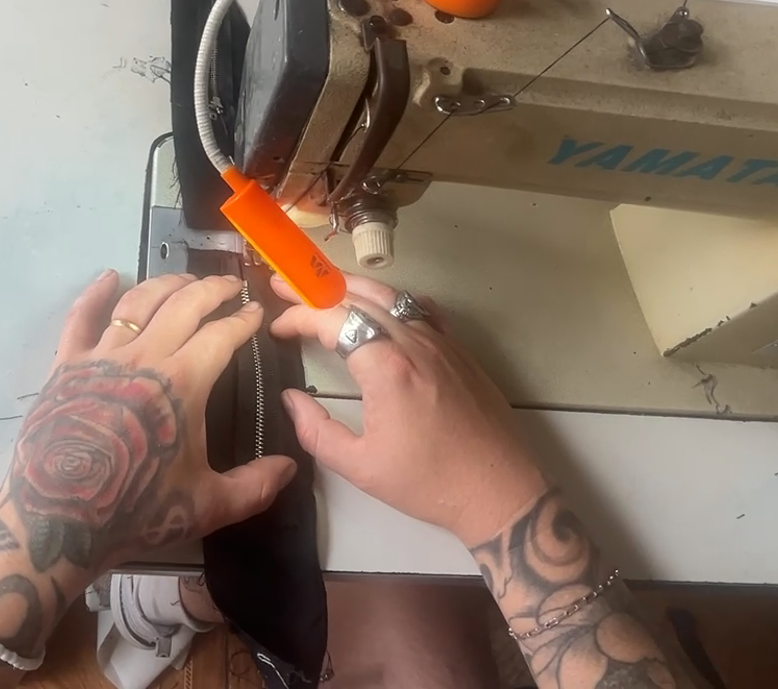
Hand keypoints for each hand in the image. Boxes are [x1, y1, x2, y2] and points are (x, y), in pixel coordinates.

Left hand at [0, 272, 297, 680]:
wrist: (56, 522)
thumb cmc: (135, 509)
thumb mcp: (206, 505)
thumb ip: (254, 485)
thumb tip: (292, 467)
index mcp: (183, 381)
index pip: (223, 334)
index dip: (245, 319)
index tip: (257, 310)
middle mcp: (145, 354)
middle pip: (184, 304)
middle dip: (213, 288)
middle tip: (229, 284)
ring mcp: (103, 354)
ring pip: (139, 301)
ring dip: (166, 283)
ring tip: (184, 280)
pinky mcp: (67, 363)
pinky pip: (81, 317)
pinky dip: (96, 293)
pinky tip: (108, 276)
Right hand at [270, 272, 546, 545]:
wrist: (500, 491)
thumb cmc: (429, 483)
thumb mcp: (360, 467)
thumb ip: (315, 430)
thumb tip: (290, 397)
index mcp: (386, 366)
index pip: (331, 319)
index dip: (297, 317)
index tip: (277, 328)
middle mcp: (412, 340)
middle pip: (356, 297)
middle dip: (314, 290)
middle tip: (283, 287)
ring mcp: (439, 339)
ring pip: (388, 293)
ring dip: (349, 286)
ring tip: (321, 286)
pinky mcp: (456, 346)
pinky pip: (418, 306)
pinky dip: (390, 297)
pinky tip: (377, 305)